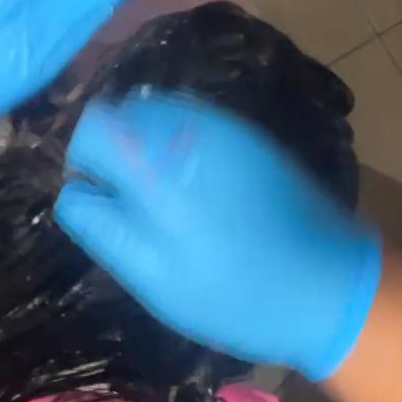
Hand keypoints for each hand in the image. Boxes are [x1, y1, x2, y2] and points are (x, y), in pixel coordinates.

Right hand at [55, 94, 382, 380]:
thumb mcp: (156, 278)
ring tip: (158, 193)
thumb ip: (104, 228)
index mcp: (160, 162)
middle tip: (126, 201)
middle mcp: (188, 126)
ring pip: (155, 109)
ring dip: (142, 141)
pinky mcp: (245, 131)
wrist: (330, 284)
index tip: (97, 197)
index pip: (93, 125)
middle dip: (112, 148)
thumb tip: (70, 191)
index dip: (82, 159)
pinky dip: (173, 139)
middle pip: (122, 109)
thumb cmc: (236, 293)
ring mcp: (222, 123)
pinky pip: (188, 116)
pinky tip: (190, 182)